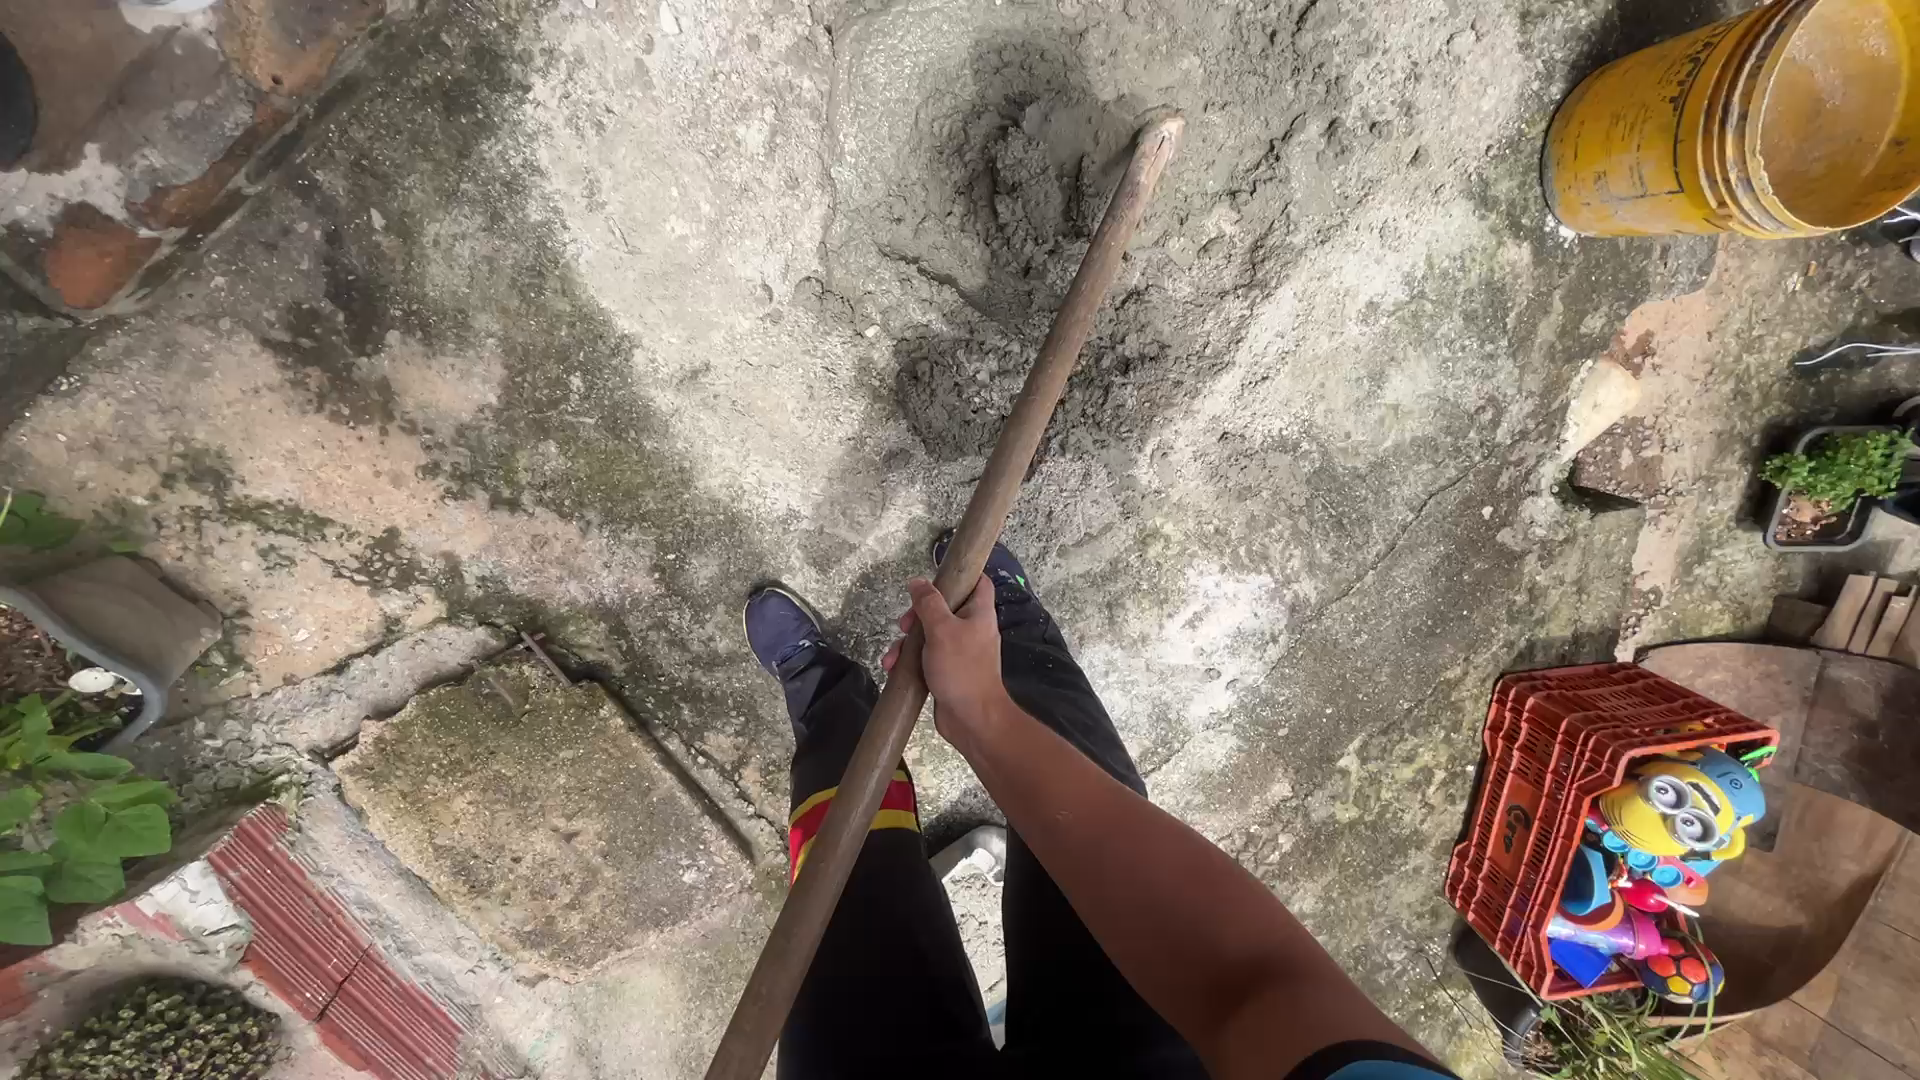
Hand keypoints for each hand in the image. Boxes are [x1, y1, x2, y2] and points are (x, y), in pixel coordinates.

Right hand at [882, 575, 1009, 736]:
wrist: (972, 719)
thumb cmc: (961, 669)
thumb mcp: (941, 630)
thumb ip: (928, 604)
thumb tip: (918, 582)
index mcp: (978, 613)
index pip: (977, 582)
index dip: (960, 574)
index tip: (936, 575)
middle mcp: (971, 629)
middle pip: (943, 608)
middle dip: (918, 614)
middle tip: (904, 624)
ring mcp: (959, 651)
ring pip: (929, 634)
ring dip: (907, 642)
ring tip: (893, 655)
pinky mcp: (947, 670)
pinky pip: (925, 657)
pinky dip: (909, 660)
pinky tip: (893, 668)